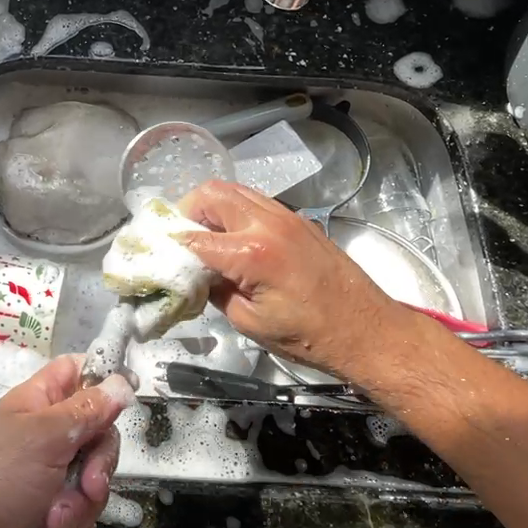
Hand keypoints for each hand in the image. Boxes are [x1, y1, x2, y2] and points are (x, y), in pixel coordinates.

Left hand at [0, 354, 131, 527]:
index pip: (77, 373)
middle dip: (96, 470)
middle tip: (85, 485)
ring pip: (92, 489)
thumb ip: (86, 410)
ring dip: (77, 513)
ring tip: (49, 526)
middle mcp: (46, 438)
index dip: (102, 382)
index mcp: (39, 404)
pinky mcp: (49, 522)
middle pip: (98, 438)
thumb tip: (122, 381)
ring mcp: (48, 481)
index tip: (122, 402)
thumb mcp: (44, 436)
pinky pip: (79, 525)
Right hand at [176, 181, 410, 378]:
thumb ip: (215, 291)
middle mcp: (267, 223)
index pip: (194, 239)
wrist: (368, 332)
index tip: (160, 256)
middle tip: (180, 238)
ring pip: (233, 190)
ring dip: (212, 207)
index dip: (172, 247)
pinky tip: (233, 237)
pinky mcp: (298, 219)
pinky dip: (235, 210)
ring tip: (205, 236)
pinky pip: (255, 200)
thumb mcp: (250, 323)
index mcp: (252, 254)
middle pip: (211, 194)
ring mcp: (285, 216)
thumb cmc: (310, 338)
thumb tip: (194, 275)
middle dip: (188, 211)